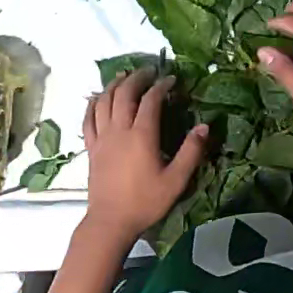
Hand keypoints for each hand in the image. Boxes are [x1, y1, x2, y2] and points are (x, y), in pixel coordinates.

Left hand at [81, 68, 209, 241]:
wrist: (111, 221)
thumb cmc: (146, 202)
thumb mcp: (176, 180)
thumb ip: (191, 151)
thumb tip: (204, 126)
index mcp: (142, 135)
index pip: (151, 100)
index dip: (162, 86)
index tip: (172, 80)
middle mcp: (119, 130)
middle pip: (124, 94)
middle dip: (137, 78)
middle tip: (149, 71)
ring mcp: (102, 138)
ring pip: (104, 101)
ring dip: (114, 85)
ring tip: (124, 76)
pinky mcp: (91, 147)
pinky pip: (88, 118)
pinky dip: (93, 103)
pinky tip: (97, 97)